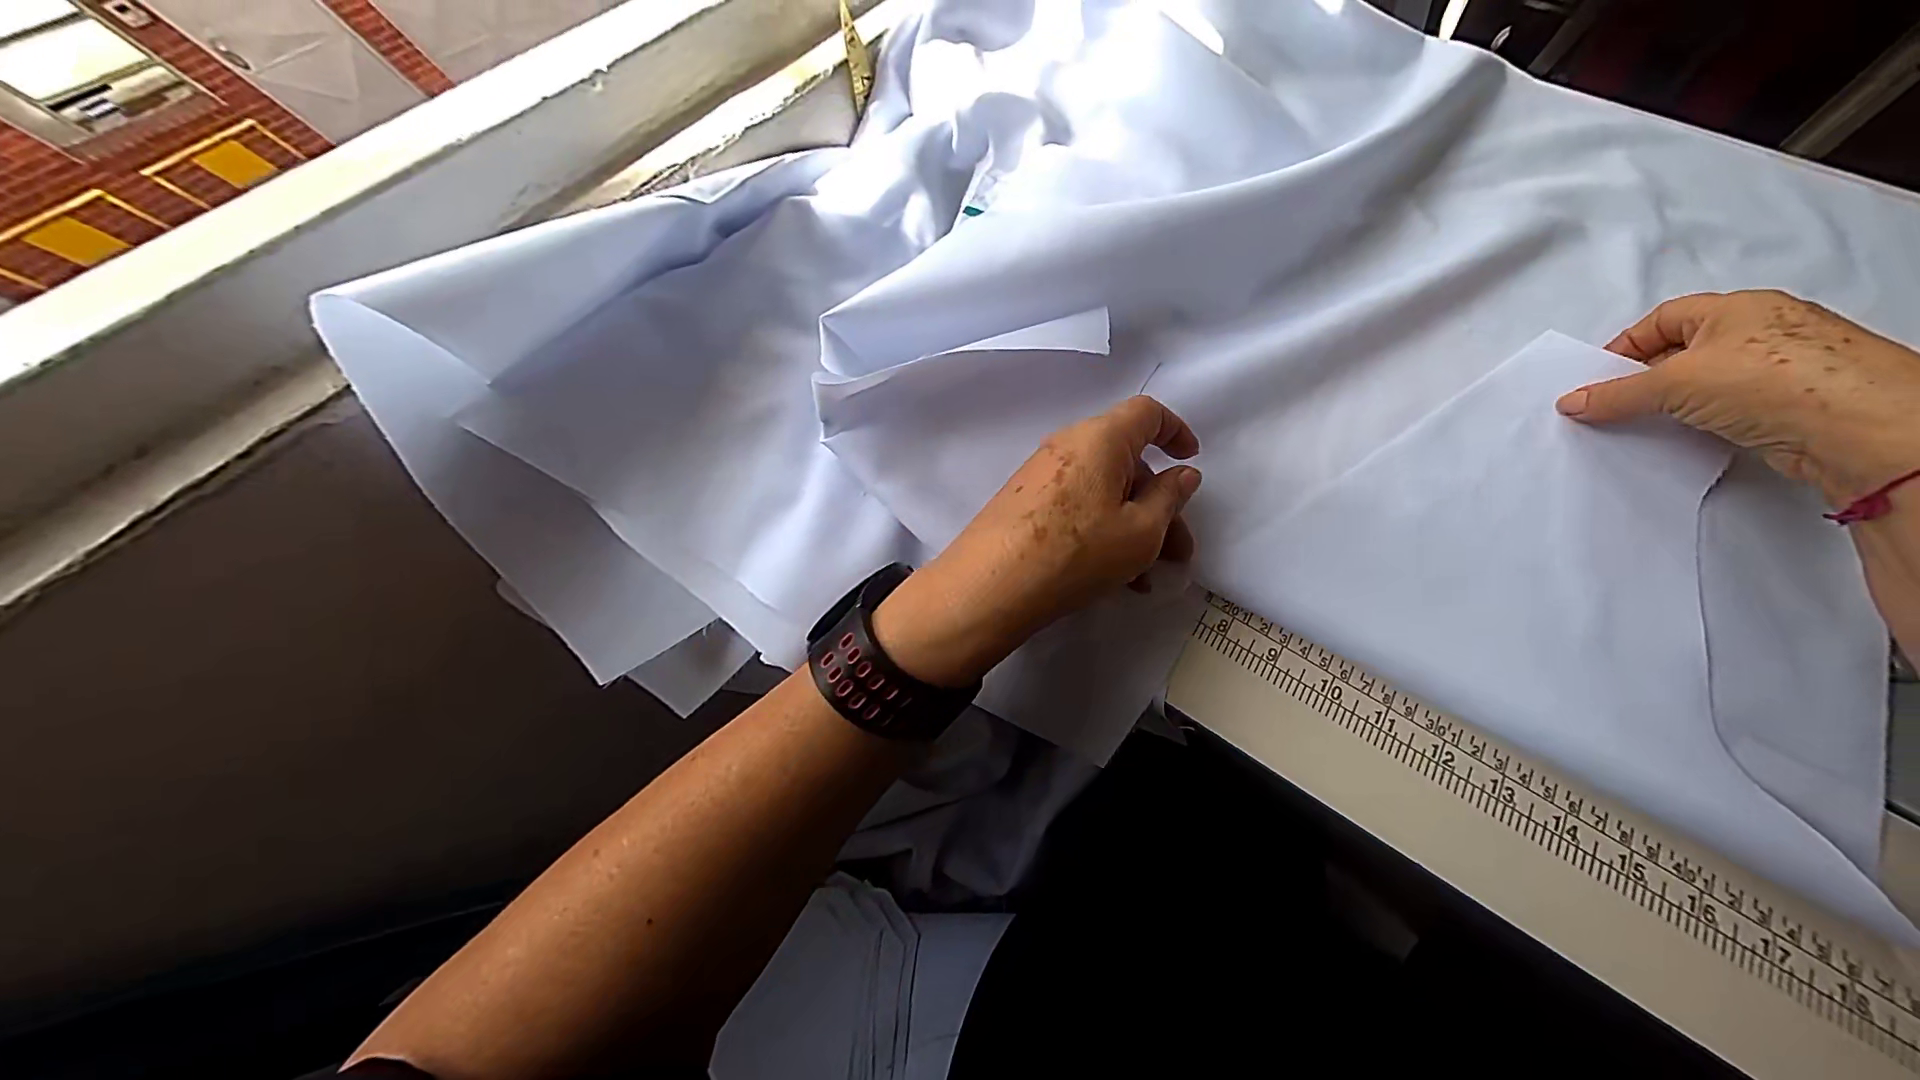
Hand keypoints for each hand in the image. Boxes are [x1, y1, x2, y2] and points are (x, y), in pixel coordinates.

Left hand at [871, 396, 1202, 686]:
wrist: (989, 586)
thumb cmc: (1075, 553)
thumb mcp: (1139, 532)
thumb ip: (1169, 498)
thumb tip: (1183, 474)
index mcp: (1100, 438)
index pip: (1147, 413)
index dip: (1176, 431)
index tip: (1191, 461)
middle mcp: (1067, 447)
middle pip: (1126, 462)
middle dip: (1159, 505)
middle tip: (1178, 552)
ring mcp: (1041, 476)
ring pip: (1103, 492)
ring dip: (1133, 528)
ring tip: (1148, 578)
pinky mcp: (1024, 504)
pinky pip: (1077, 507)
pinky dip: (1102, 532)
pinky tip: (1115, 579)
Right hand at [1555, 289, 1919, 506]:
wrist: (1862, 427)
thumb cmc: (1780, 381)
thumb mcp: (1672, 383)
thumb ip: (1615, 394)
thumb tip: (1575, 402)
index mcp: (1739, 308)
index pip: (1661, 320)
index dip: (1623, 347)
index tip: (1596, 378)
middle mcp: (1763, 331)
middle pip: (1679, 351)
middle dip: (1642, 378)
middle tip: (1610, 403)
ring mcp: (1780, 368)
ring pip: (1702, 382)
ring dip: (1670, 403)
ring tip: (1644, 422)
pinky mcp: (1788, 403)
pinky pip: (1724, 408)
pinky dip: (1697, 420)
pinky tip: (1684, 434)